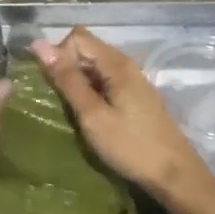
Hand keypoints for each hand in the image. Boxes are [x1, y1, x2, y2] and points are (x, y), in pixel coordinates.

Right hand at [30, 27, 214, 207]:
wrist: (175, 176)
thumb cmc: (131, 146)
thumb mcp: (93, 115)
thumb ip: (67, 80)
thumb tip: (39, 45)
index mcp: (117, 64)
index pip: (77, 37)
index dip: (59, 53)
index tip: (54, 84)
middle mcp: (126, 65)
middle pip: (86, 49)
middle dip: (66, 67)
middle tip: (59, 100)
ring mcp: (133, 81)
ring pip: (94, 66)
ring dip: (77, 81)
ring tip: (71, 109)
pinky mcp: (135, 96)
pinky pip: (105, 81)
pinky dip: (91, 91)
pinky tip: (89, 115)